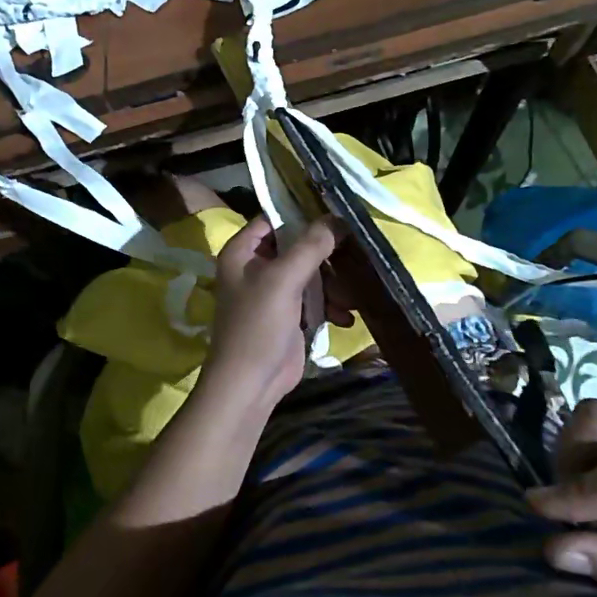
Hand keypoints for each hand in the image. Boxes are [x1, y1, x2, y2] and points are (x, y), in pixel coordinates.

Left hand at [202, 217, 341, 407]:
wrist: (250, 383)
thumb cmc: (258, 324)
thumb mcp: (284, 279)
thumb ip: (310, 245)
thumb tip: (337, 217)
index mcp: (242, 251)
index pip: (274, 218)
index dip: (303, 214)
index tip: (337, 212)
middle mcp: (254, 267)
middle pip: (296, 246)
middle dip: (325, 254)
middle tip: (354, 253)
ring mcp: (272, 292)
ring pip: (309, 273)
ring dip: (332, 283)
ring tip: (349, 297)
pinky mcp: (287, 315)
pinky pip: (313, 299)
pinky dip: (329, 304)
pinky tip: (345, 317)